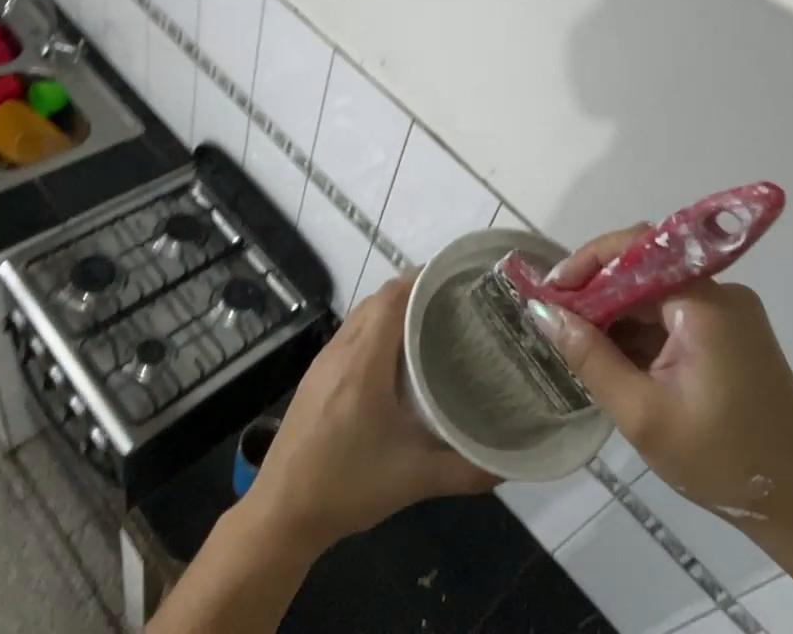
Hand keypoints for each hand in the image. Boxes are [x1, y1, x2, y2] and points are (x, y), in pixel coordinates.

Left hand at [243, 272, 496, 550]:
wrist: (282, 512)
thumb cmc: (347, 487)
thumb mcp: (415, 480)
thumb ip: (467, 471)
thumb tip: (510, 467)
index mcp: (363, 364)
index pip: (392, 298)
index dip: (424, 280)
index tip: (460, 280)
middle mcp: (340, 352)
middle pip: (378, 301)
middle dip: (416, 292)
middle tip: (458, 302)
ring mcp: (323, 363)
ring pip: (362, 317)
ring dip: (395, 311)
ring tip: (435, 323)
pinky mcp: (315, 378)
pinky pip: (351, 336)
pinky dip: (377, 331)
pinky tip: (399, 358)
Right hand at [528, 226, 792, 525]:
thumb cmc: (718, 458)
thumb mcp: (640, 412)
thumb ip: (589, 356)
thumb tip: (543, 311)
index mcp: (705, 304)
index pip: (636, 252)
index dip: (587, 265)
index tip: (549, 294)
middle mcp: (721, 295)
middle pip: (645, 270)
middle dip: (597, 293)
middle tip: (557, 325)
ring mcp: (730, 314)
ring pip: (657, 295)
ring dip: (618, 316)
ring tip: (580, 349)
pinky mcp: (732, 335)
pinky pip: (674, 316)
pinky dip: (642, 333)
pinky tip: (617, 362)